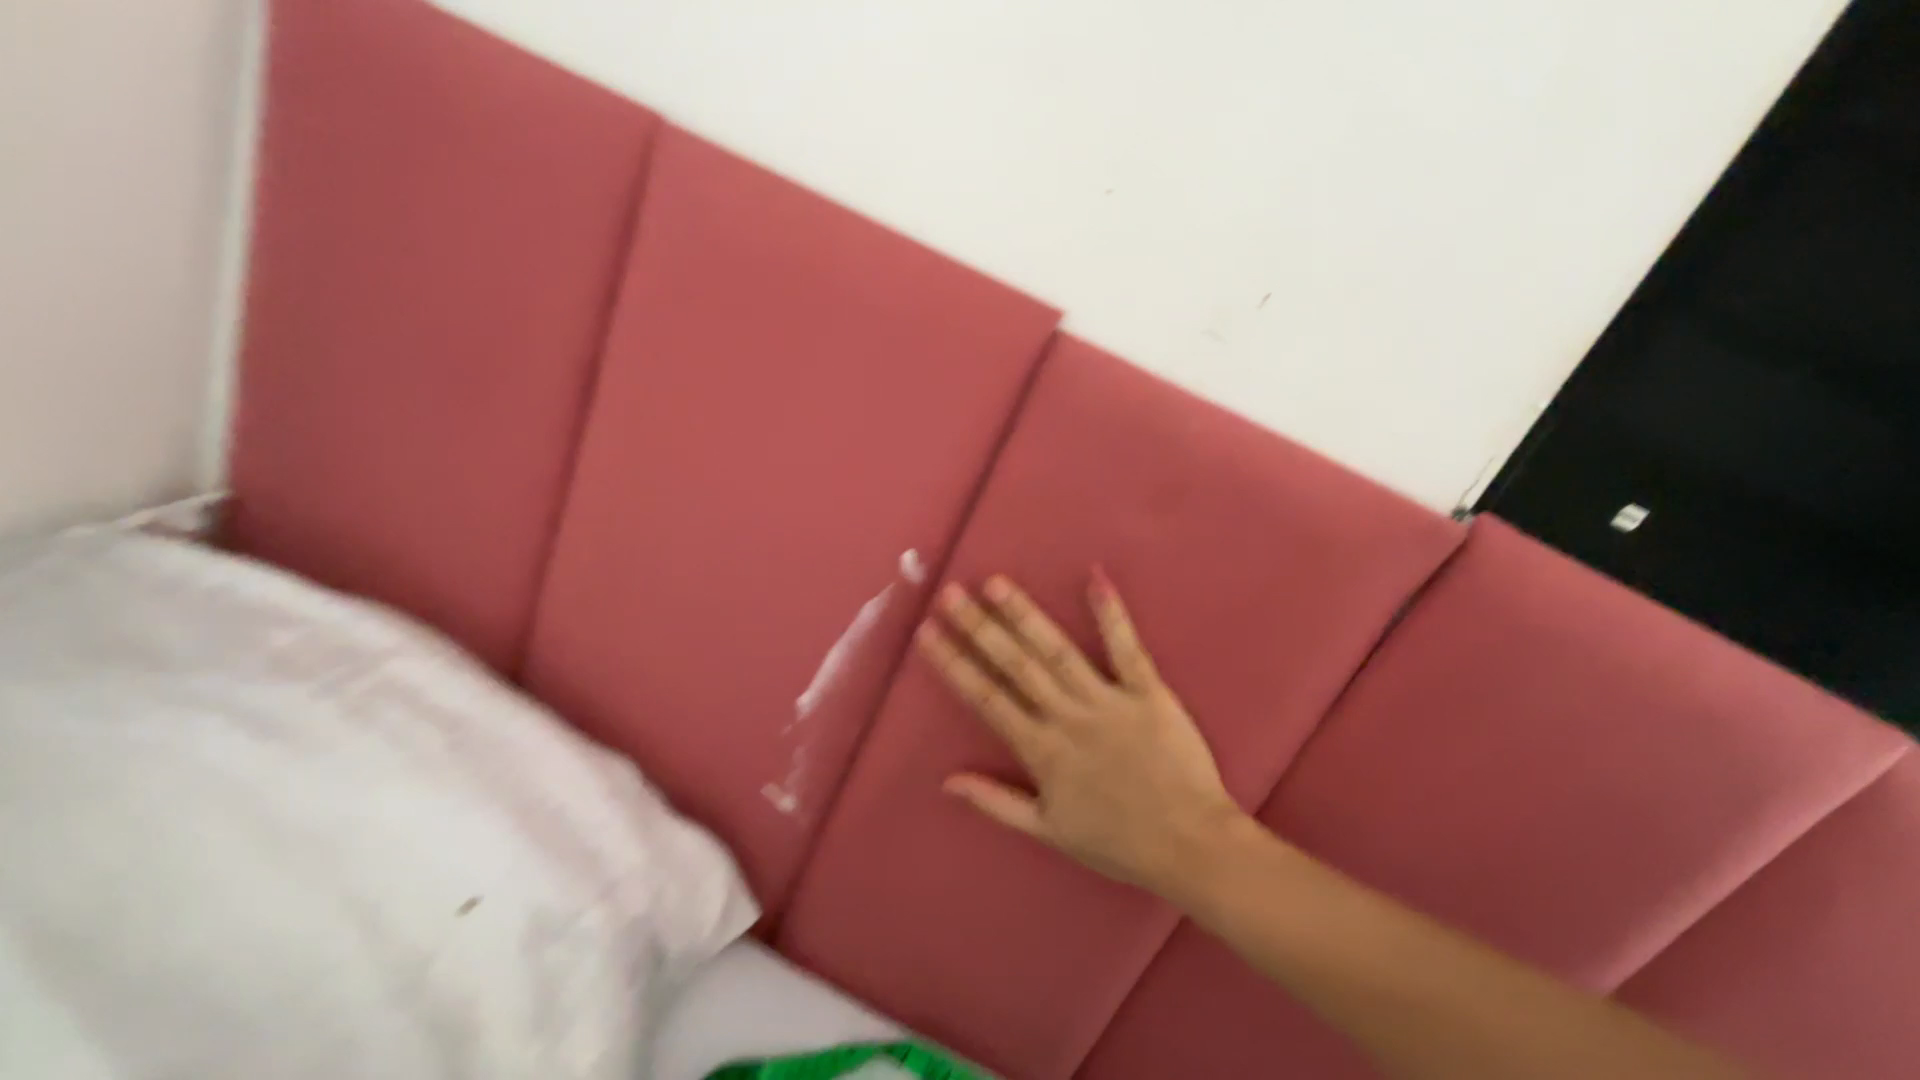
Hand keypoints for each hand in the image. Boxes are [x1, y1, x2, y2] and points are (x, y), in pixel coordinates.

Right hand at [915, 568, 1246, 896]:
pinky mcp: (1149, 693)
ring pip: (1058, 651)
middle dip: (979, 627)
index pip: (987, 698)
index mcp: (1041, 751)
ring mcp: (1108, 702)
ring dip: (1025, 616)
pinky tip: (1095, 579)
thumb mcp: (1048, 830)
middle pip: (1016, 665)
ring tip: (996, 584)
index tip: (927, 633)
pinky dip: (1111, 614)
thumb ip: (996, 801)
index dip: (954, 663)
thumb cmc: (1118, 842)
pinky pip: (1127, 649)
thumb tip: (947, 780)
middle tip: (950, 592)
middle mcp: (1067, 718)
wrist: (1189, 845)